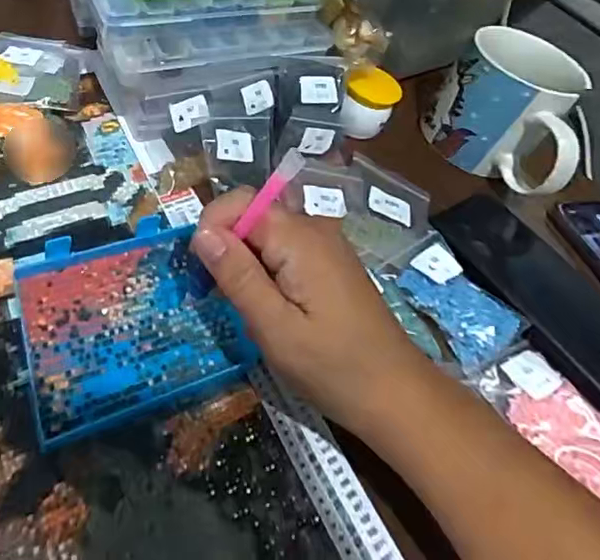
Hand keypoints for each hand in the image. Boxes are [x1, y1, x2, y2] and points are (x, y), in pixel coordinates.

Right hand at [192, 188, 433, 438]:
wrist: (399, 397)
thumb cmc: (334, 367)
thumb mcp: (275, 328)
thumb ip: (237, 276)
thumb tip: (201, 233)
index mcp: (298, 237)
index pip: (241, 202)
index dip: (212, 225)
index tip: (199, 270)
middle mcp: (313, 228)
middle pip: (254, 212)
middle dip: (226, 243)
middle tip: (215, 292)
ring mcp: (325, 244)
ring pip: (267, 231)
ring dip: (244, 258)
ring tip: (240, 303)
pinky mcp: (330, 263)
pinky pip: (285, 248)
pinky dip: (265, 266)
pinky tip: (268, 305)